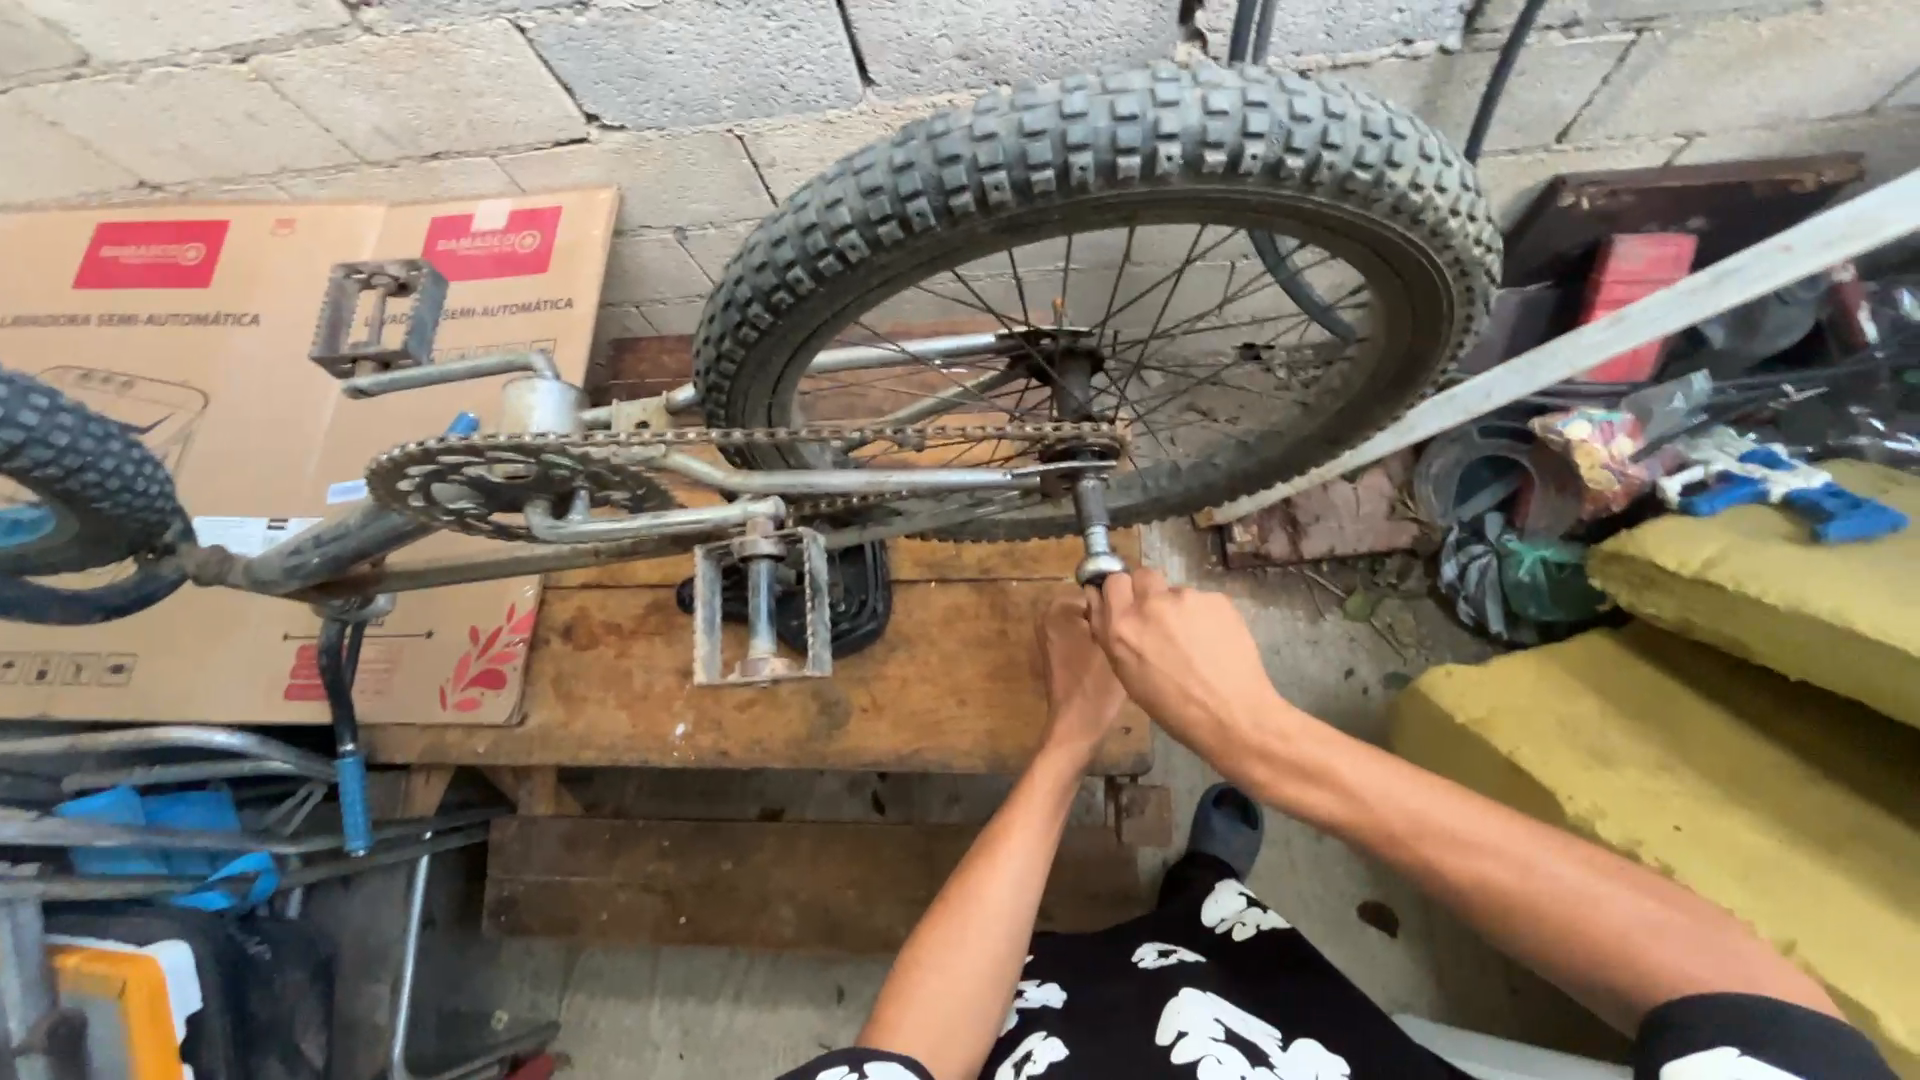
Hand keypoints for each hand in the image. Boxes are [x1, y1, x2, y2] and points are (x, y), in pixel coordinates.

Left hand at [1035, 597, 1128, 757]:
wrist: (1077, 724)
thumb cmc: (1097, 683)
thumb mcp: (1112, 640)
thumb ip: (1114, 610)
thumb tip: (1122, 592)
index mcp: (1059, 608)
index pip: (1100, 592)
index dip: (1118, 608)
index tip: (1131, 626)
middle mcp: (1047, 616)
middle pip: (1092, 607)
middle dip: (1109, 620)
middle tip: (1128, 640)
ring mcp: (1047, 635)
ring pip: (1088, 623)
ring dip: (1104, 633)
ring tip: (1120, 651)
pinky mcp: (1053, 652)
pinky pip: (1080, 637)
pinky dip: (1093, 645)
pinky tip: (1108, 660)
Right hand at [1084, 569, 1297, 757]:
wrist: (1233, 715)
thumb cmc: (1172, 707)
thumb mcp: (1126, 675)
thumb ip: (1109, 633)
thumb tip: (1097, 599)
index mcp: (1122, 625)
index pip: (1112, 581)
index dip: (1121, 592)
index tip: (1127, 605)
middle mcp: (1150, 604)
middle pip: (1143, 575)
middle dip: (1147, 591)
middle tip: (1159, 619)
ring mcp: (1186, 597)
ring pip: (1176, 591)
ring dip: (1179, 608)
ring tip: (1194, 641)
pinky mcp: (1217, 599)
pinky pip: (1203, 601)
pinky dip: (1205, 616)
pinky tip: (1214, 642)